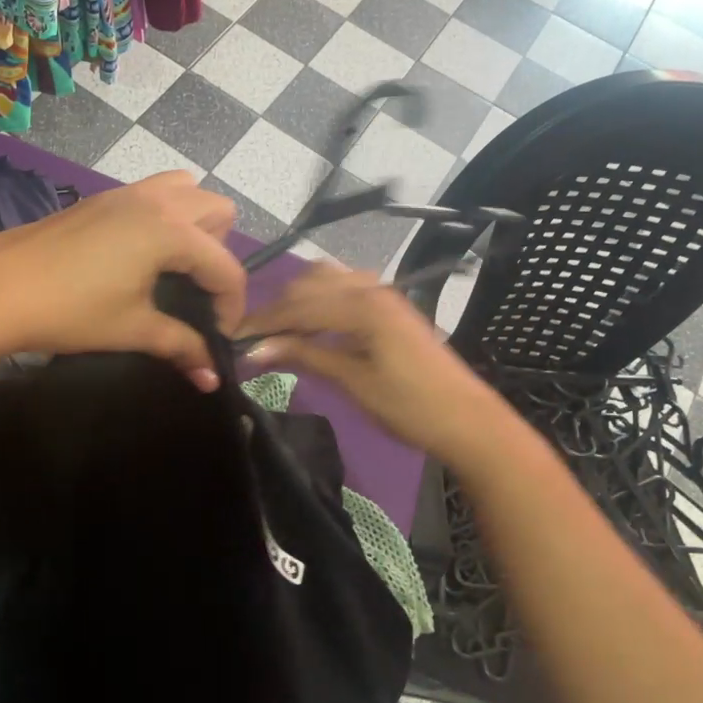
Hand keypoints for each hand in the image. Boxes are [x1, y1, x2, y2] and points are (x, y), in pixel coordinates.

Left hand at [0, 172, 245, 389]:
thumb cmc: (69, 310)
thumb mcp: (132, 329)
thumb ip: (181, 347)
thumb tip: (213, 378)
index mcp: (171, 230)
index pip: (226, 267)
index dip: (231, 307)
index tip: (217, 340)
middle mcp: (156, 200)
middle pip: (218, 212)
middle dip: (218, 255)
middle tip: (194, 295)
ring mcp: (126, 192)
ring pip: (186, 190)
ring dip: (194, 226)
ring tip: (172, 269)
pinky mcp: (101, 198)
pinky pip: (154, 193)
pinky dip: (164, 216)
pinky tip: (139, 257)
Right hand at [239, 263, 504, 452]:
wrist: (470, 422)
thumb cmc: (411, 407)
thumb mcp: (353, 382)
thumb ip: (306, 356)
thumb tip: (256, 349)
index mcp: (361, 305)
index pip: (297, 305)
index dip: (262, 321)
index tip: (232, 337)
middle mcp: (371, 288)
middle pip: (308, 285)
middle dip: (278, 309)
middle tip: (253, 339)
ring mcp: (383, 293)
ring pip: (326, 280)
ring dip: (299, 300)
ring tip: (279, 332)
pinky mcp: (389, 306)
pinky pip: (344, 288)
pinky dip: (320, 301)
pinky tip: (312, 324)